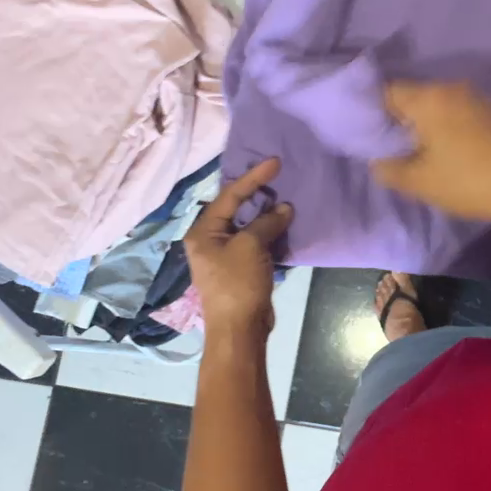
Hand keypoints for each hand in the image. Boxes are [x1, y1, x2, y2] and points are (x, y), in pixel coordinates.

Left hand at [184, 158, 293, 339]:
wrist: (240, 329)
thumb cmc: (238, 284)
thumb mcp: (251, 246)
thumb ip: (267, 222)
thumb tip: (285, 208)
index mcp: (202, 231)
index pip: (229, 195)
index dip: (253, 177)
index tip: (276, 162)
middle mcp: (209, 240)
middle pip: (236, 208)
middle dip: (258, 194)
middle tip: (280, 177)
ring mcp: (225, 255)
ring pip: (248, 225)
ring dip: (267, 214)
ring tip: (287, 198)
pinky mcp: (241, 268)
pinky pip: (256, 242)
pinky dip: (271, 232)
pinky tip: (286, 225)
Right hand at [372, 81, 490, 228]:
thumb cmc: (468, 182)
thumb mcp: (419, 182)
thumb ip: (388, 168)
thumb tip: (379, 158)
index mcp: (428, 98)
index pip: (386, 93)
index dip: (374, 114)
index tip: (372, 138)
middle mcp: (450, 87)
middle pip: (412, 96)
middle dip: (400, 119)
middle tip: (394, 149)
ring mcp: (475, 97)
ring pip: (436, 104)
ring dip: (425, 123)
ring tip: (421, 152)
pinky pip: (456, 111)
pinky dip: (446, 125)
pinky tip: (450, 151)